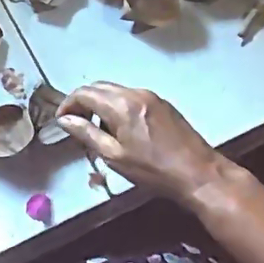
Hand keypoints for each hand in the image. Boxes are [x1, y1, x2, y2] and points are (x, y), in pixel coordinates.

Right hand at [57, 82, 233, 199]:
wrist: (201, 175)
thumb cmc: (153, 169)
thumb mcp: (113, 155)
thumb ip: (85, 133)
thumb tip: (64, 120)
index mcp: (120, 105)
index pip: (83, 93)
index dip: (67, 105)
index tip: (62, 121)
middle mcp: (134, 93)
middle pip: (98, 87)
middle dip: (82, 102)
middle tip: (76, 124)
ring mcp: (151, 97)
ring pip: (114, 91)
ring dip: (99, 104)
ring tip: (97, 129)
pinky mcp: (162, 104)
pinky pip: (130, 97)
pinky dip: (116, 106)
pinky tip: (120, 128)